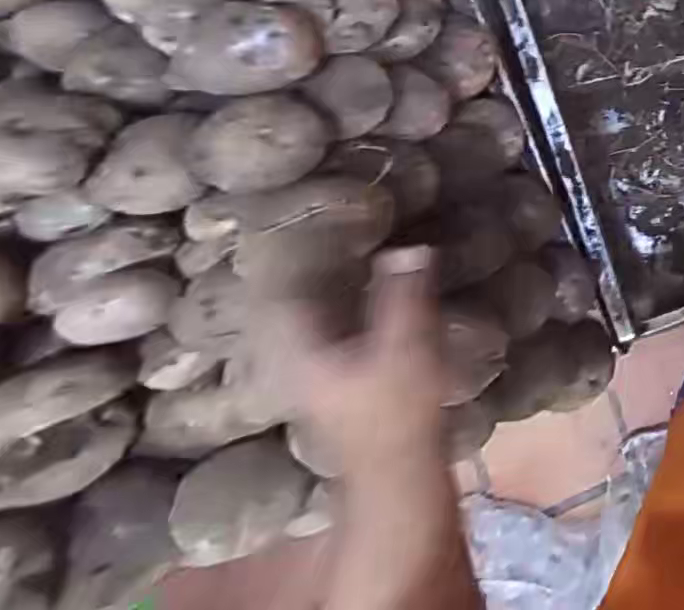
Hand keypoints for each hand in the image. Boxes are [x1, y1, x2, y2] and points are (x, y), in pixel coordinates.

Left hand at [283, 245, 448, 476]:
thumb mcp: (407, 343)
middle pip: (282, 303)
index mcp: (295, 350)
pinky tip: (351, 292)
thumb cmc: (397, 405)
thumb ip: (405, 295)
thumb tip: (408, 247)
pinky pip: (315, 328)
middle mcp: (286, 359)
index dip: (286, 254)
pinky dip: (329, 304)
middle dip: (300, 267)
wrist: (396, 464)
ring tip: (341, 251)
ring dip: (316, 285)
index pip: (275, 291)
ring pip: (298, 317)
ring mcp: (303, 372)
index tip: (304, 219)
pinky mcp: (324, 378)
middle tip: (325, 228)